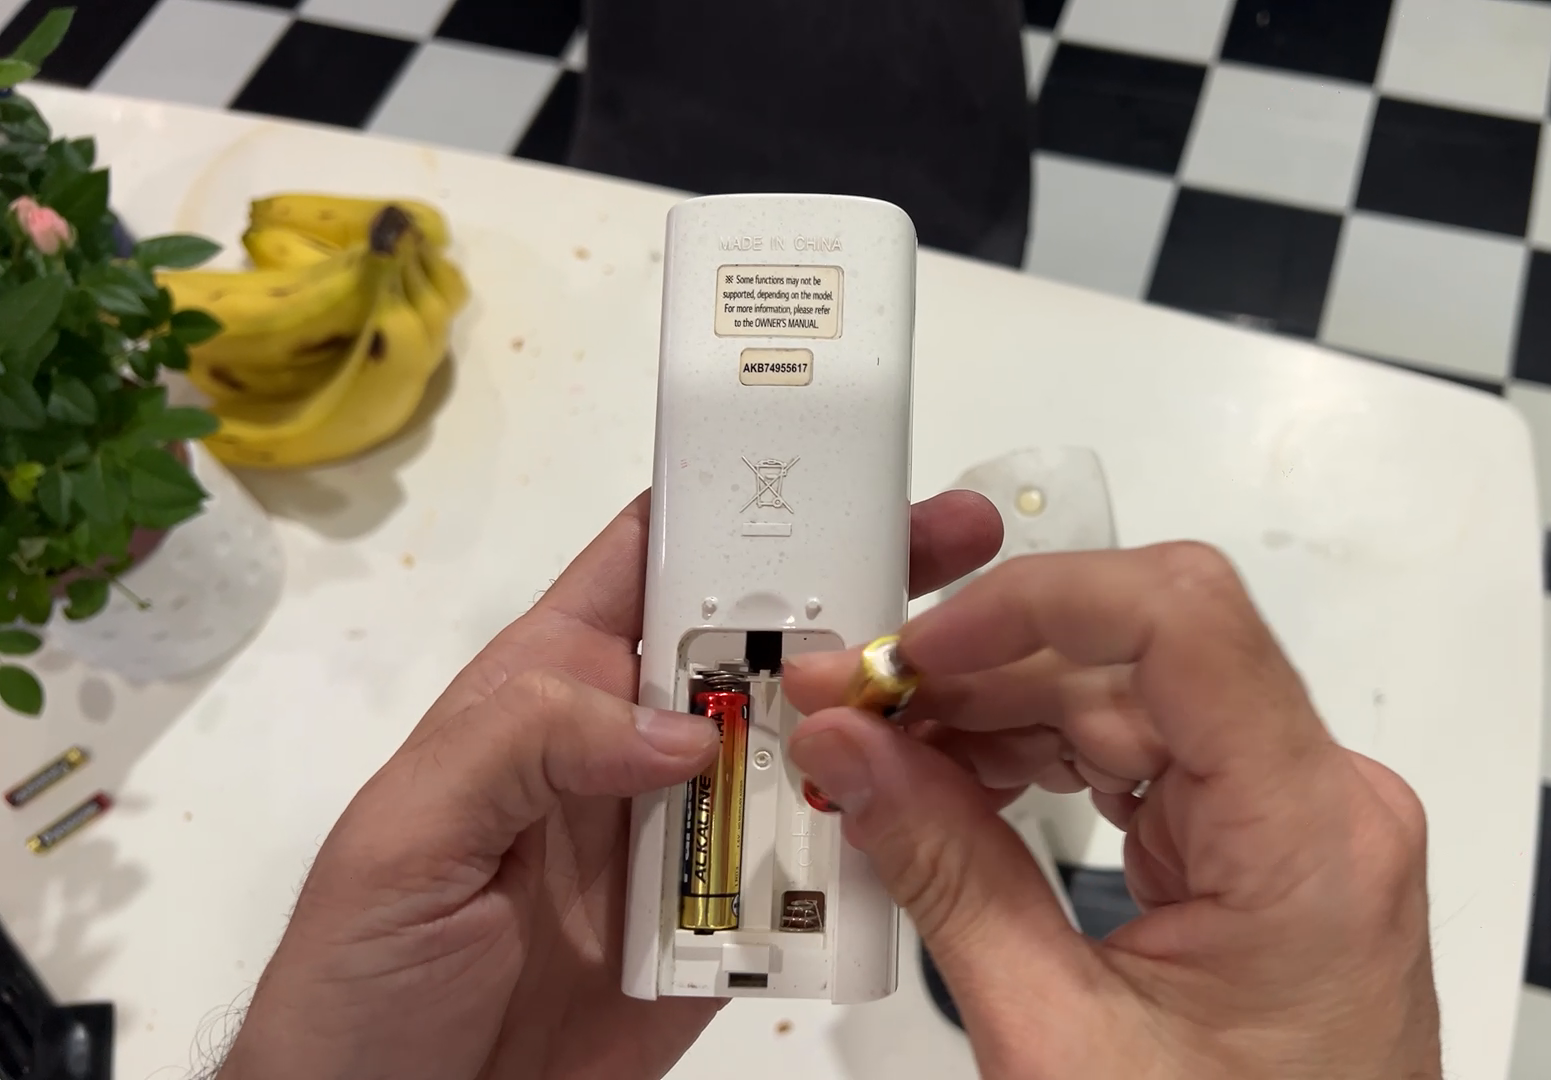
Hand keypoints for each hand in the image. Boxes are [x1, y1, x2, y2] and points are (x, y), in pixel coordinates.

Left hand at [218, 490, 1001, 1079]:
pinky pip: (837, 824)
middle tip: (958, 539)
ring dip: (896, 687)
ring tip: (986, 658)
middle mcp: (659, 719)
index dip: (746, 504)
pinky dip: (898, 796)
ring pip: (824, 718)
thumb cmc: (374, 973)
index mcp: (574, 673)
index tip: (840, 473)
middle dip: (868, 573)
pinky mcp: (755, 881)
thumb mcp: (410, 835)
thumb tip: (685, 732)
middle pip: (776, 626)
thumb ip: (528, 747)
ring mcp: (717, 799)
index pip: (665, 552)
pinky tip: (964, 771)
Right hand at [783, 544, 1440, 1078]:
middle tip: (862, 704)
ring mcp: (1279, 803)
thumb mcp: (1058, 1045)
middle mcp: (1312, 794)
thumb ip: (945, 875)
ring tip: (894, 754)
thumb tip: (853, 752)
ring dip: (990, 708)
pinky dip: (1029, 747)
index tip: (924, 643)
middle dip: (976, 666)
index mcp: (1308, 838)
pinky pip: (1122, 739)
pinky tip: (960, 779)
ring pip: (1111, 688)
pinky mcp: (1241, 822)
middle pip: (1123, 655)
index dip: (1039, 600)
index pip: (1182, 620)